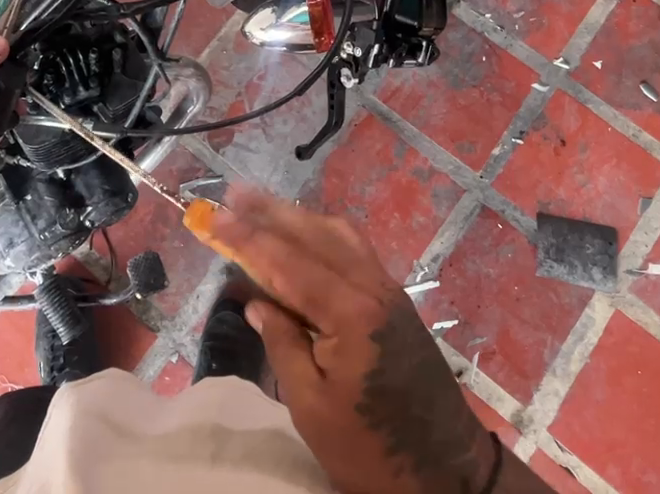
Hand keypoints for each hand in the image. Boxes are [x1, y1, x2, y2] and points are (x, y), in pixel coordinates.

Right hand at [208, 189, 500, 493]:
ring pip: (338, 235)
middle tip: (233, 194)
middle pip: (314, 235)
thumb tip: (257, 301)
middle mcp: (372, 288)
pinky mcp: (395, 301)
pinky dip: (321, 234)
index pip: (288, 262)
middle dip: (270, 213)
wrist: (446, 471)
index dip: (247, 238)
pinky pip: (354, 251)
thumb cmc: (370, 448)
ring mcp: (388, 291)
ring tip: (260, 206)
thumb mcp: (311, 406)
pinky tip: (302, 235)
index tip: (213, 218)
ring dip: (297, 218)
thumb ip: (282, 343)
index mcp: (351, 313)